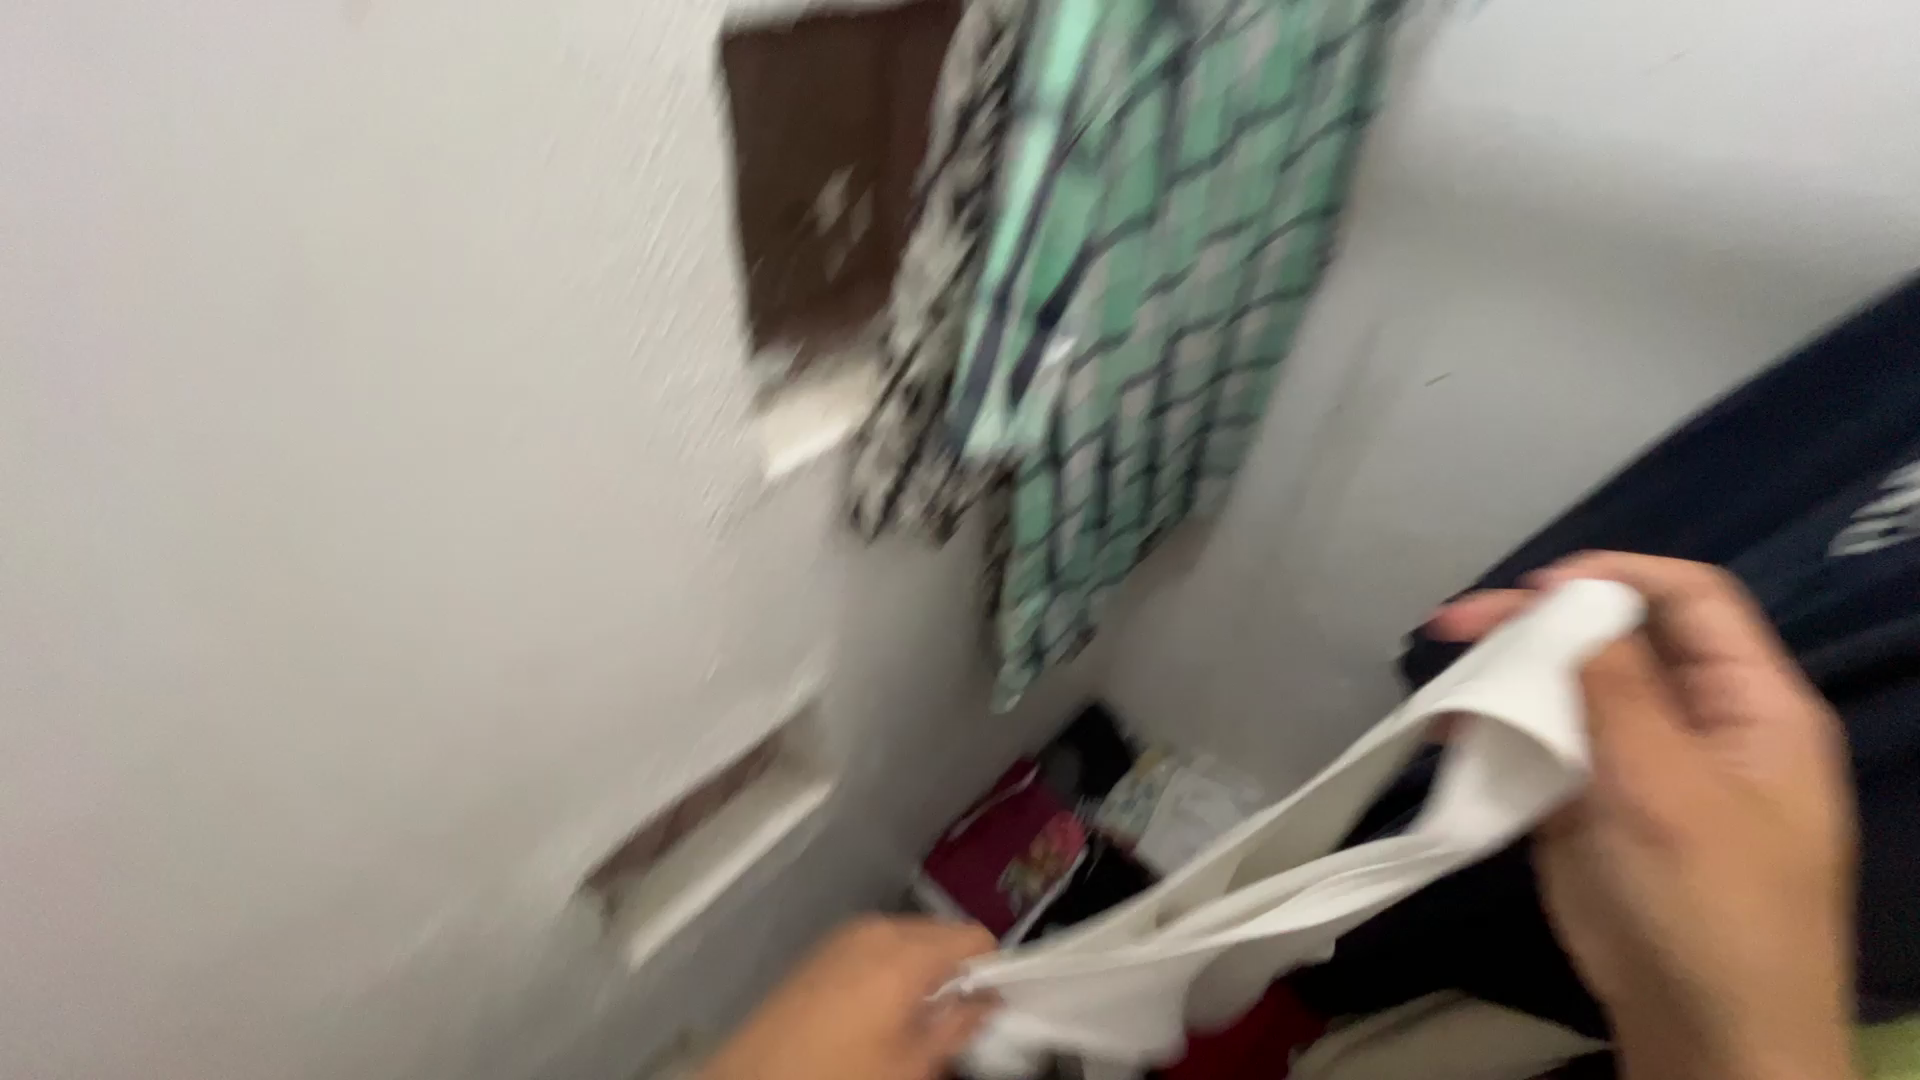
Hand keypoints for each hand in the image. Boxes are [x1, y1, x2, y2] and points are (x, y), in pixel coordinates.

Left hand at [699, 916, 997, 1079]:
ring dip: (926, 969)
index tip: (996, 1005)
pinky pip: (880, 944)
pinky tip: (881, 1011)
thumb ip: (957, 1026)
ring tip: (916, 1021)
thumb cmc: (839, 1078)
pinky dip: (894, 967)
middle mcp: (879, 927)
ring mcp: (847, 933)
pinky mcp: (826, 947)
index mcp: (905, 952)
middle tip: (957, 1021)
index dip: (992, 969)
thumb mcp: (908, 1066)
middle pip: (942, 933)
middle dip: (957, 970)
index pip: (973, 937)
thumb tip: (989, 1001)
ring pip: (911, 938)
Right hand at [1431, 553, 1856, 1079]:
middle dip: (1531, 623)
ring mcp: (1634, 754)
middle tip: (1452, 625)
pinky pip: (1538, 734)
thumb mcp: (1664, 785)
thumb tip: (1568, 600)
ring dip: (1503, 673)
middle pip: (1610, 636)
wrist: (1693, 1020)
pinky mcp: (1586, 788)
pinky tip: (1446, 727)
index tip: (1531, 593)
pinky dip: (1491, 723)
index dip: (1612, 578)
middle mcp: (1691, 716)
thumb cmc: (1703, 901)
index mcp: (1747, 705)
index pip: (1689, 599)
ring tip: (1443, 675)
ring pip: (1564, 682)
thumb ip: (1616, 687)